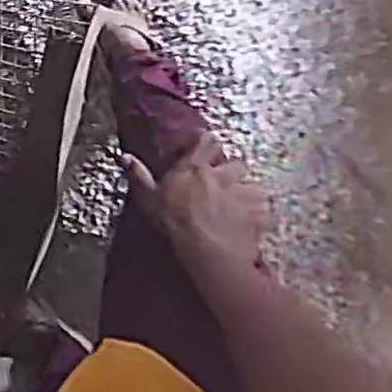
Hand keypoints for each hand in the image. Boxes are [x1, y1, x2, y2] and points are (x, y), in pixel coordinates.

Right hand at [123, 134, 268, 275]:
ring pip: (254, 186)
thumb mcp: (149, 199)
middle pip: (237, 162)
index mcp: (195, 168)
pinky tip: (254, 224)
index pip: (207, 140)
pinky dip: (261, 216)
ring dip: (249, 193)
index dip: (208, 143)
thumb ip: (139, 176)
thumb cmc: (174, 222)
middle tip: (224, 184)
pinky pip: (265, 211)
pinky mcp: (257, 214)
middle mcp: (221, 175)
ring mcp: (242, 193)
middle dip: (233, 171)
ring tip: (241, 206)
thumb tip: (125, 156)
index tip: (204, 150)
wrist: (206, 250)